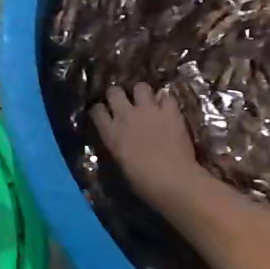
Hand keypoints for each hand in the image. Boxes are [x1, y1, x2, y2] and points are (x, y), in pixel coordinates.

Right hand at [89, 84, 205, 207]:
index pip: (97, 111)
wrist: (172, 179)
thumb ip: (118, 146)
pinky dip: (165, 101)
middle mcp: (126, 115)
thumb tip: (121, 141)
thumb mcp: (121, 163)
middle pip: (114, 91)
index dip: (100, 111)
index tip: (104, 114)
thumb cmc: (143, 182)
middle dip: (117, 95)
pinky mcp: (170, 110)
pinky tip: (167, 108)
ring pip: (140, 86)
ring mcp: (149, 110)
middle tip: (124, 103)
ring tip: (147, 102)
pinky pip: (166, 96)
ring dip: (142, 93)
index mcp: (111, 133)